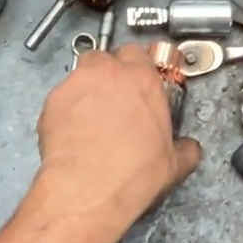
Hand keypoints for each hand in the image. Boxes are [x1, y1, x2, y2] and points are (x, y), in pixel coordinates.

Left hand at [23, 44, 200, 242]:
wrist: (88, 189)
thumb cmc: (132, 174)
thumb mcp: (173, 165)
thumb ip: (184, 149)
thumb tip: (189, 149)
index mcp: (144, 80)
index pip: (141, 54)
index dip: (140, 69)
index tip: (141, 83)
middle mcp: (109, 73)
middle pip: (108, 57)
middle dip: (111, 74)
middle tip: (115, 101)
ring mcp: (77, 83)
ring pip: (82, 74)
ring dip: (88, 89)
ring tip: (92, 120)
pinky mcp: (53, 101)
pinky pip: (61, 97)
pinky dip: (67, 110)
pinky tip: (73, 134)